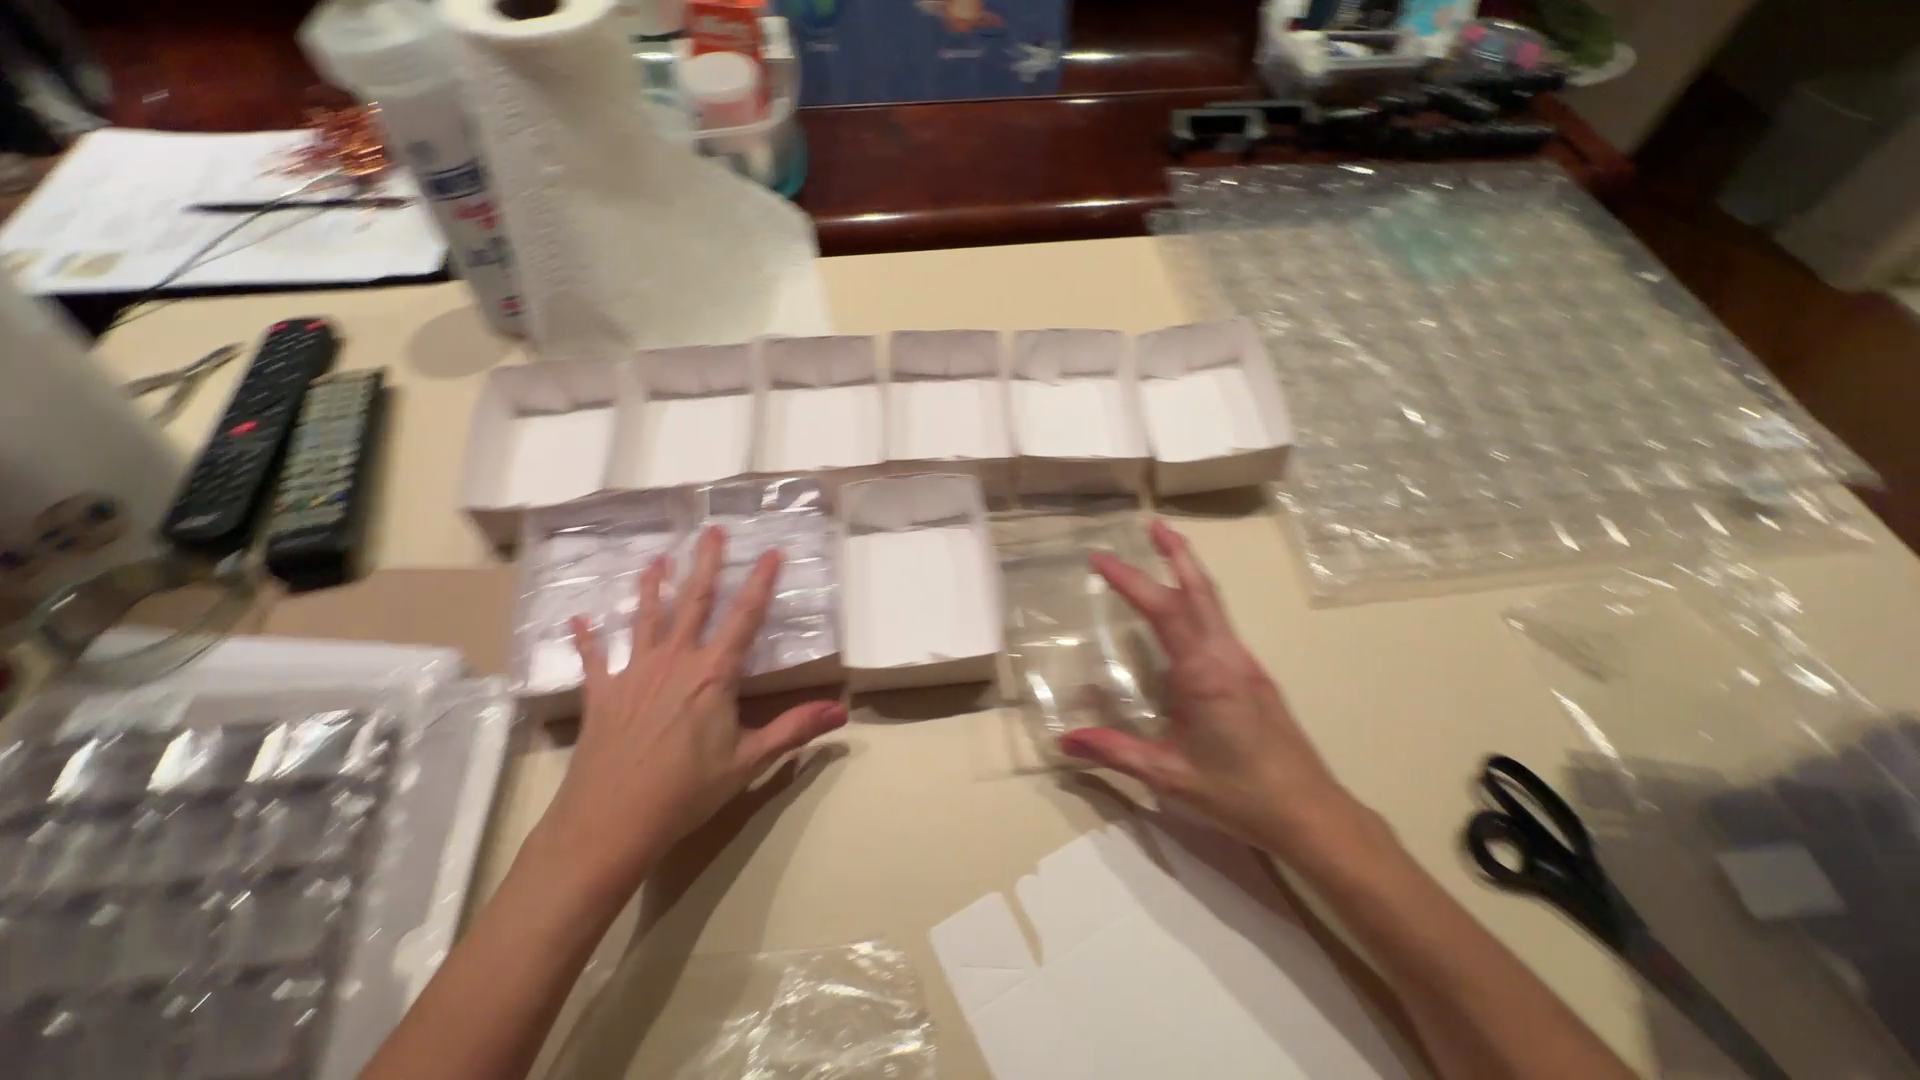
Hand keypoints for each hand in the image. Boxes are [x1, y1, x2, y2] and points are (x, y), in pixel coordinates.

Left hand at [538, 526, 847, 887]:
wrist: (611, 820)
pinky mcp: (602, 693)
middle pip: (693, 603)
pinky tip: (578, 619)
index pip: (744, 618)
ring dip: (651, 587)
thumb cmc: (687, 791)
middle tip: (711, 530)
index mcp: (713, 674)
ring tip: (656, 559)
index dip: (760, 583)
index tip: (771, 551)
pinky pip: (594, 658)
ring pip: (645, 619)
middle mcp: (674, 661)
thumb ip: (793, 730)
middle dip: (706, 565)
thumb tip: (840, 711)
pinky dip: (586, 637)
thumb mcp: (748, 762)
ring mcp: (633, 673)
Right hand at [1060, 521, 1358, 855]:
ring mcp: (1246, 665)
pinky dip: (1200, 603)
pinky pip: (1221, 626)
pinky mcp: (1255, 679)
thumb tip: (1065, 742)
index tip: (1100, 558)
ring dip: (1189, 574)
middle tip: (1152, 524)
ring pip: (1215, 605)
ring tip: (1164, 556)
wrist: (1310, 812)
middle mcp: (1228, 657)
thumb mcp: (1169, 775)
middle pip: (1202, 591)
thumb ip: (1116, 752)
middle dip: (1176, 553)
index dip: (1132, 580)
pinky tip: (1185, 617)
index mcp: (1204, 674)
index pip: (1165, 610)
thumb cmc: (1239, 793)